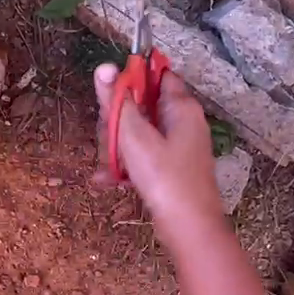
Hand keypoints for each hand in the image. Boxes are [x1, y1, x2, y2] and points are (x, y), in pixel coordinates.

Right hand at [93, 64, 221, 226]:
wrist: (189, 228)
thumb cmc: (164, 178)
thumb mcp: (133, 136)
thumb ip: (117, 102)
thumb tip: (105, 66)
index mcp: (181, 107)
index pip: (156, 74)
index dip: (131, 80)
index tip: (110, 96)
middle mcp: (182, 122)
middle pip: (141, 106)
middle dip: (117, 122)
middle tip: (109, 140)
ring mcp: (177, 146)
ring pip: (137, 133)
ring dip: (116, 148)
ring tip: (108, 167)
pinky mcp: (169, 167)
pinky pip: (142, 156)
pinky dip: (125, 166)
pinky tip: (108, 180)